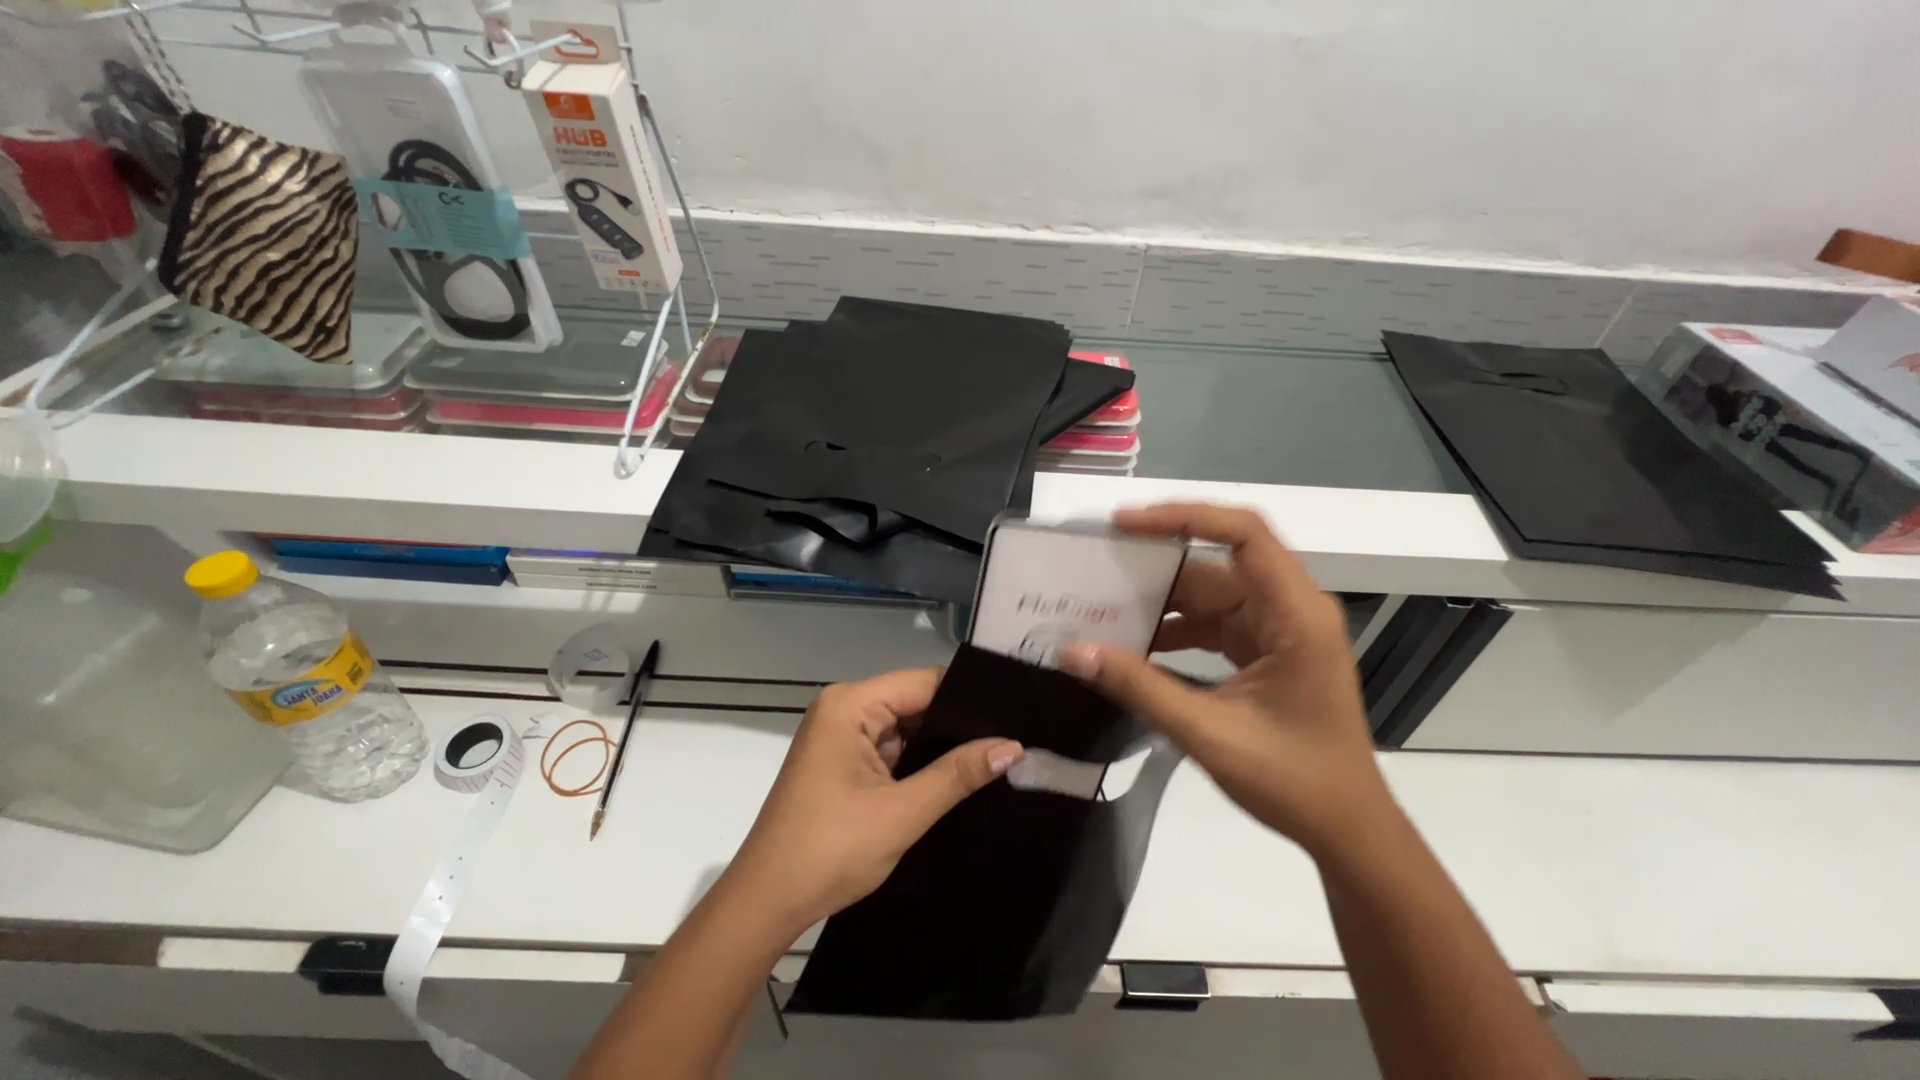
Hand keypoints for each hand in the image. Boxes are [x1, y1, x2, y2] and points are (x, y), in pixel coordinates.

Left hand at [724, 667, 1023, 934]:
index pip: (924, 683)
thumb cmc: (831, 850)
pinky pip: (891, 751)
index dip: (970, 698)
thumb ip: (958, 774)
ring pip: (906, 729)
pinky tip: (961, 778)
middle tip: (1016, 741)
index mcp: (850, 705)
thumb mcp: (902, 812)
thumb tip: (1014, 746)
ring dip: (942, 747)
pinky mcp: (841, 765)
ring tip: (1001, 757)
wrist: (768, 902)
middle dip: (960, 725)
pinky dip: (920, 765)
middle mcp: (843, 710)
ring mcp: (840, 738)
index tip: (1018, 715)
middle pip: (915, 702)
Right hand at [1058, 503, 1389, 855]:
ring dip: (1162, 603)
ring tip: (1100, 606)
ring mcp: (1282, 630)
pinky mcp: (1269, 652)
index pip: (1244, 533)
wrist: (1347, 829)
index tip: (1125, 524)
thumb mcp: (1209, 733)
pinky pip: (1216, 624)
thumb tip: (1073, 651)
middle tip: (1093, 569)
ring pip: (1213, 594)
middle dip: (1156, 565)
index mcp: (1296, 615)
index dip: (1184, 516)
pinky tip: (1132, 646)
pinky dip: (1176, 631)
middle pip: (1218, 565)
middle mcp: (1293, 609)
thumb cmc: (1294, 781)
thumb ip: (1139, 688)